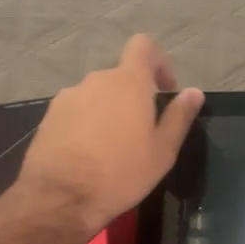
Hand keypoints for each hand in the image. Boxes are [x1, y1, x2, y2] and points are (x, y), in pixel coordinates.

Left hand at [13, 35, 203, 234]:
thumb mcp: (163, 150)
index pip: (144, 46)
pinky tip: (90, 154)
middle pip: (121, 76)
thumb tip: (194, 92)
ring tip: (115, 148)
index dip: (158, 61)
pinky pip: (78, 111)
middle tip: (144, 131)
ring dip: (111, 111)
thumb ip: (179, 116)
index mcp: (128, 83)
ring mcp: (69, 96)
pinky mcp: (50, 115)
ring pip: (98, 95)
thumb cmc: (122, 173)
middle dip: (135, 96)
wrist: (61, 197)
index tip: (165, 89)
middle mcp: (97, 80)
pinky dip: (89, 123)